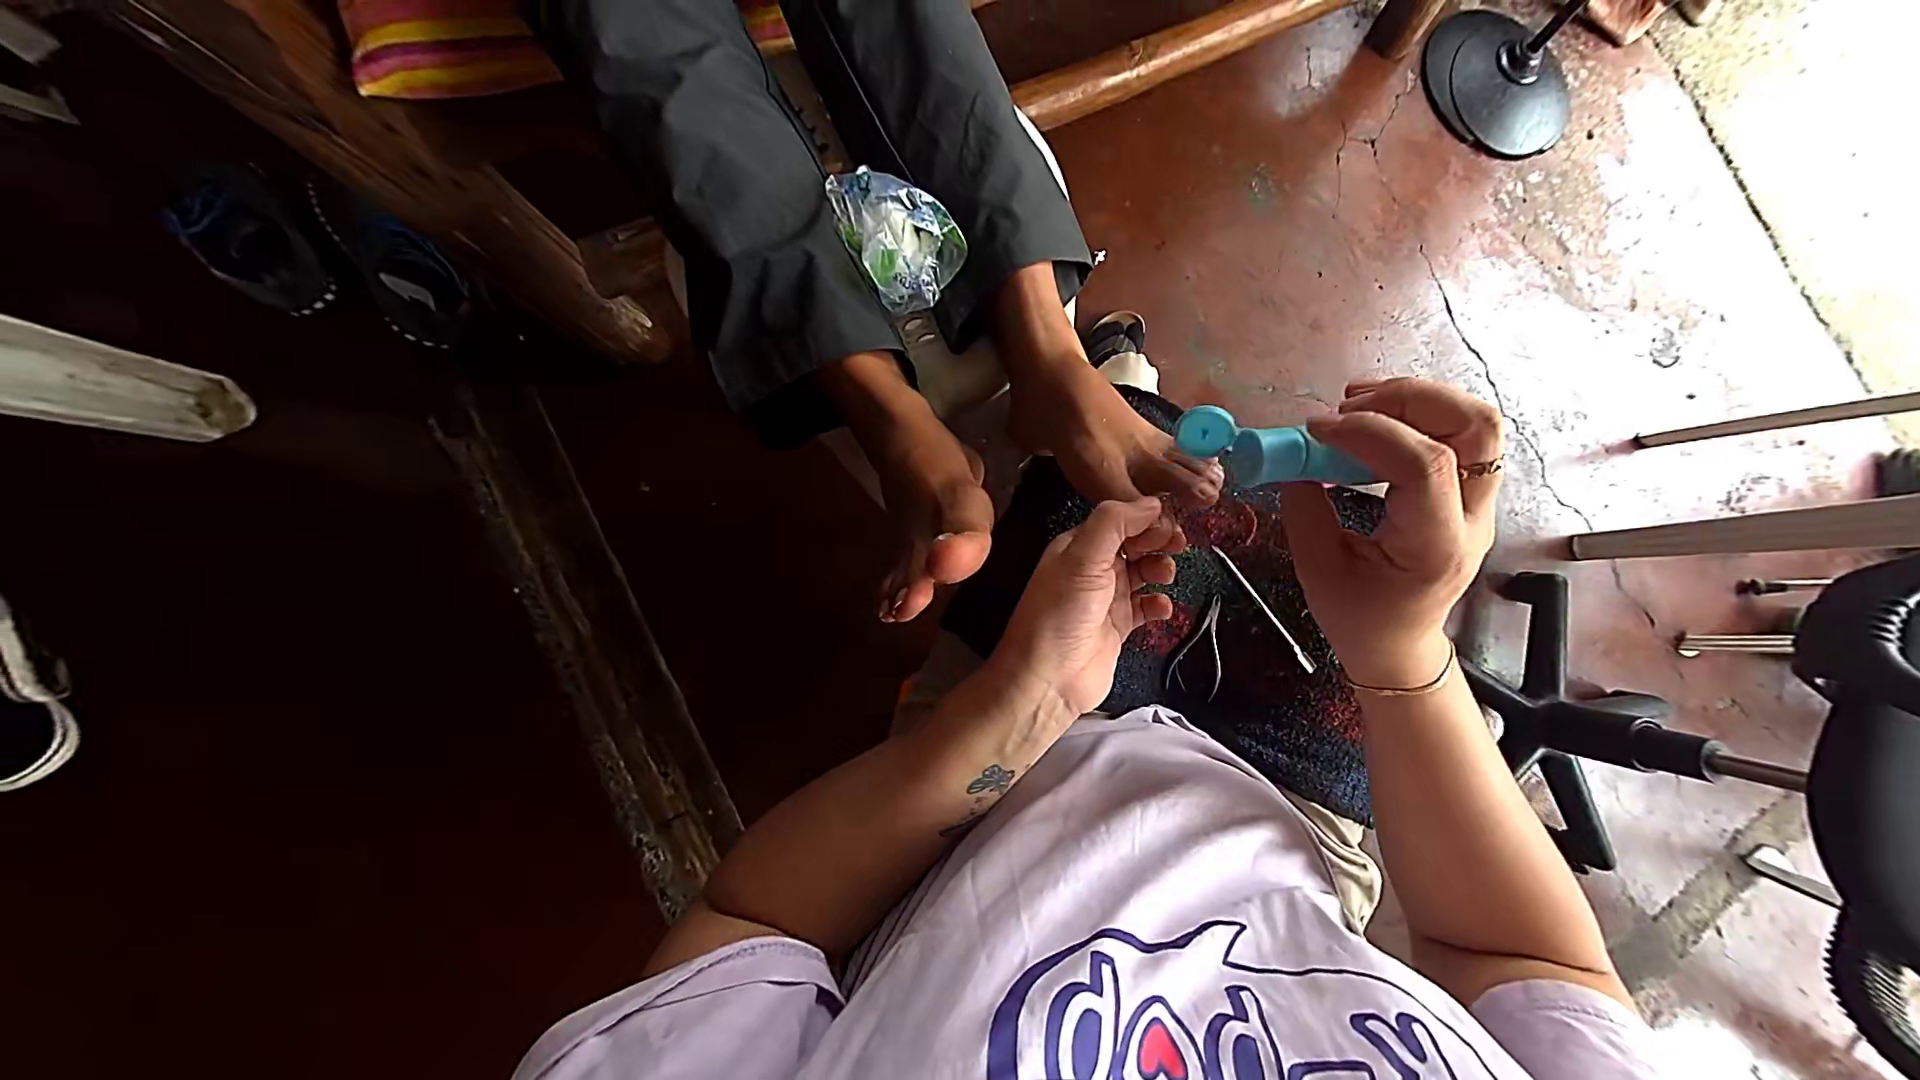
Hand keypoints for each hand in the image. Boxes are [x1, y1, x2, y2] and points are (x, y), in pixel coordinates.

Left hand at [989, 498, 1184, 715]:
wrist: (1049, 678)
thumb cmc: (1060, 614)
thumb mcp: (1082, 558)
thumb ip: (1114, 524)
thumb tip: (1150, 502)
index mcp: (1077, 546)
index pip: (1117, 520)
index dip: (1145, 518)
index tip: (1170, 523)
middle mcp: (1090, 568)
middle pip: (1133, 544)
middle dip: (1157, 541)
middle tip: (1177, 546)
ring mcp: (1105, 597)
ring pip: (1142, 572)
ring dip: (1159, 569)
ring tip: (1164, 576)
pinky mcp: (1117, 625)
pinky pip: (1145, 607)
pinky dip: (1158, 604)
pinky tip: (1162, 608)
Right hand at [1279, 377, 1502, 687]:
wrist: (1397, 642)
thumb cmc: (1357, 616)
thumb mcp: (1316, 568)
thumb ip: (1305, 509)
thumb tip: (1291, 460)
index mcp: (1435, 544)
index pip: (1424, 464)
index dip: (1368, 433)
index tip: (1316, 430)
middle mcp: (1470, 517)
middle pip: (1475, 426)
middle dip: (1409, 400)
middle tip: (1348, 406)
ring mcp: (1476, 502)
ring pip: (1475, 422)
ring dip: (1416, 400)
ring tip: (1356, 405)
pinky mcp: (1464, 493)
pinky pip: (1456, 435)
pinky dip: (1415, 415)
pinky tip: (1370, 419)